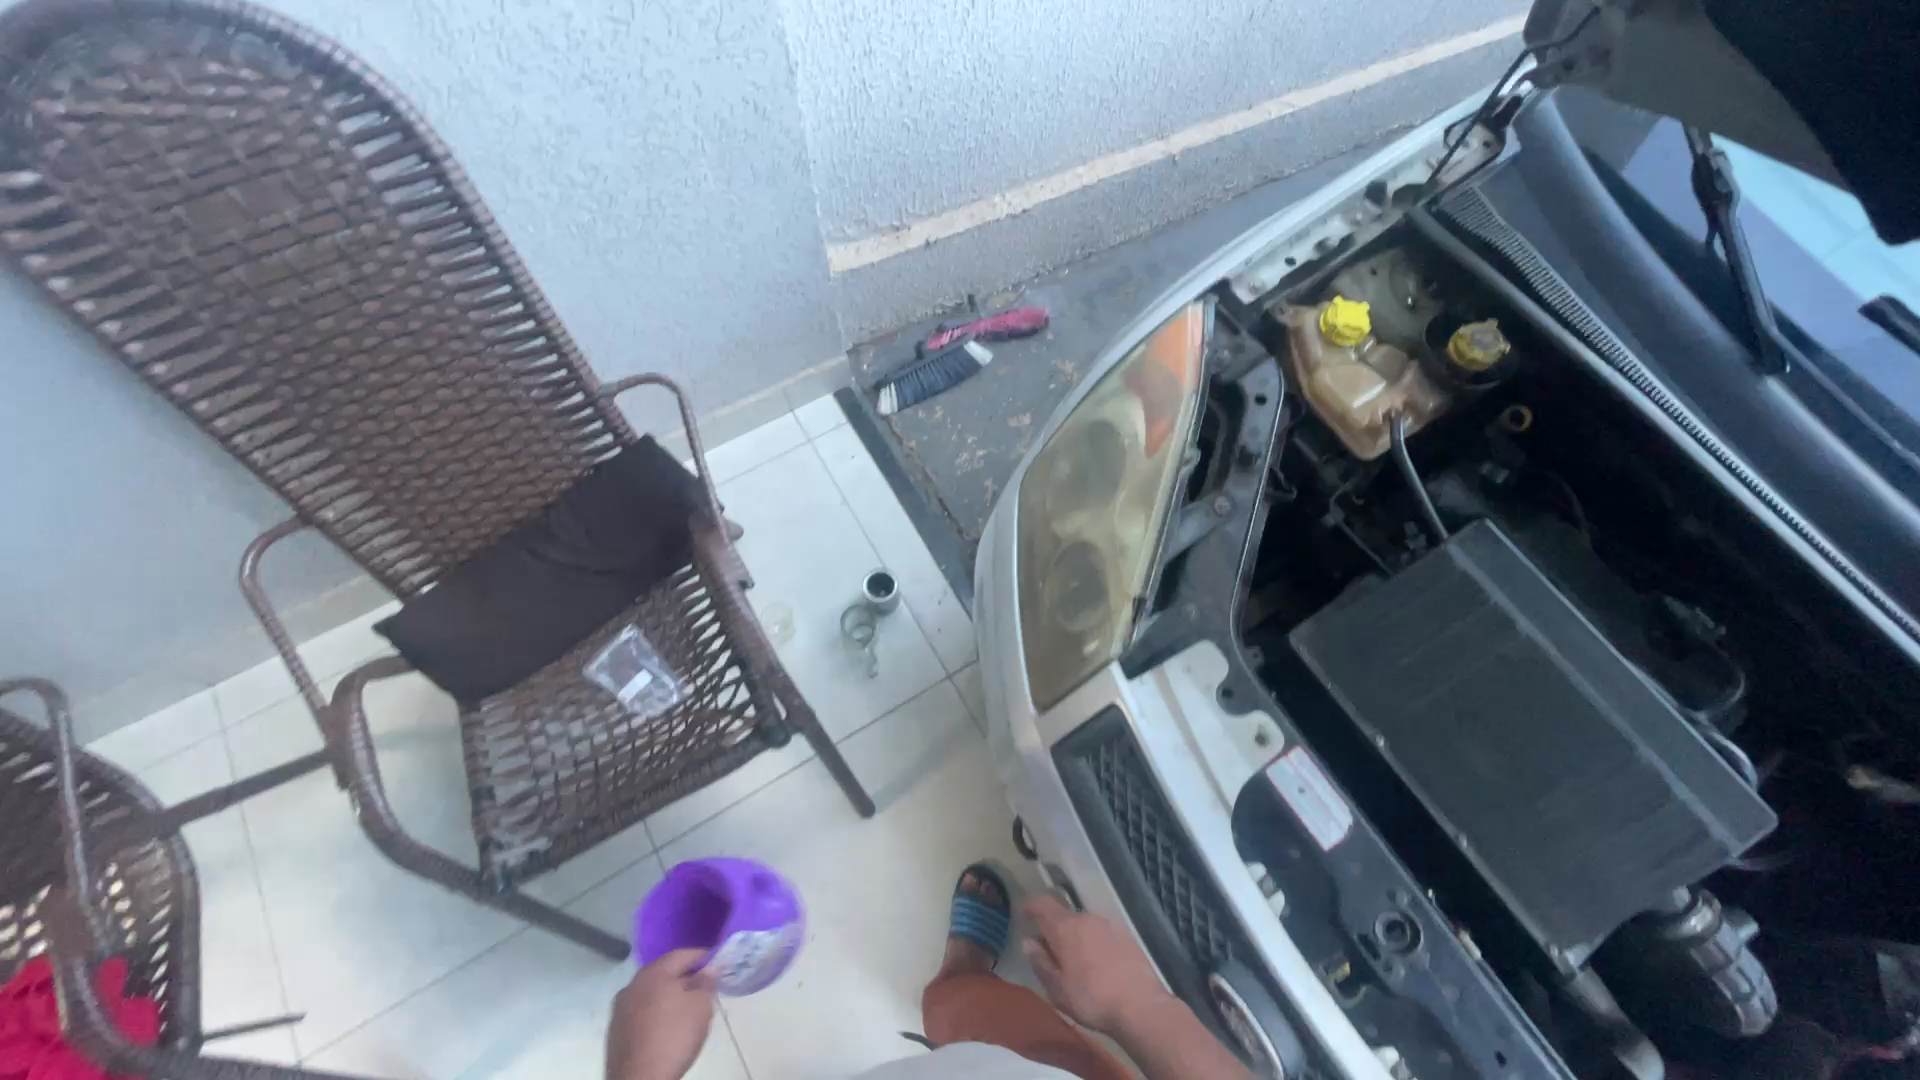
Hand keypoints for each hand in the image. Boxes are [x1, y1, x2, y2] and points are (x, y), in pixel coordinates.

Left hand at [606, 949, 716, 1079]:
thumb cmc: (674, 1037)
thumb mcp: (701, 1006)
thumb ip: (706, 982)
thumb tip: (709, 969)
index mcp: (653, 973)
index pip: (682, 954)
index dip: (702, 957)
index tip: (718, 964)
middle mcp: (632, 985)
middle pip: (664, 973)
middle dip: (686, 977)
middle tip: (705, 987)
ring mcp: (621, 1009)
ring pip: (651, 993)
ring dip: (670, 996)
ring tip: (688, 1009)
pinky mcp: (616, 1031)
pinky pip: (642, 1012)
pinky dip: (656, 1013)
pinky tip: (668, 1026)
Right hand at [1022, 894, 1173, 1034]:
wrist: (1141, 1006)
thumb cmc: (1091, 999)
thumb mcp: (1057, 989)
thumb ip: (1041, 963)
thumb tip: (1029, 942)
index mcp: (1065, 928)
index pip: (1042, 904)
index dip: (1031, 906)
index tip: (1024, 913)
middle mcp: (1086, 918)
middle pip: (1064, 915)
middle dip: (1054, 929)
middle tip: (1050, 951)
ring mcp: (1108, 924)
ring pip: (1084, 925)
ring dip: (1076, 937)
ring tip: (1076, 962)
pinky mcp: (1126, 935)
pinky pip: (1101, 933)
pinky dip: (1094, 943)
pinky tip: (1098, 965)